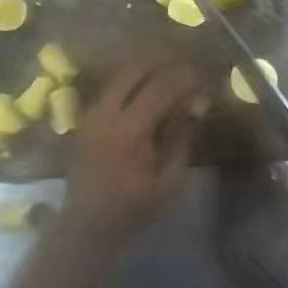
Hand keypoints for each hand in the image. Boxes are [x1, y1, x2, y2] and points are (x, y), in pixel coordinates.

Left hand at [65, 59, 204, 237]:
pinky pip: (111, 87)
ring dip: (146, 67)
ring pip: (120, 75)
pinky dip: (132, 80)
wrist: (87, 225)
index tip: (202, 75)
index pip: (160, 87)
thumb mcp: (170, 179)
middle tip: (186, 66)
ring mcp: (91, 113)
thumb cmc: (134, 208)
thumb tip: (197, 102)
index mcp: (129, 131)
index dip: (183, 77)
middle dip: (163, 62)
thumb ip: (182, 136)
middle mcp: (105, 113)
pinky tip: (148, 86)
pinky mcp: (85, 118)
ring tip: (170, 70)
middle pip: (135, 70)